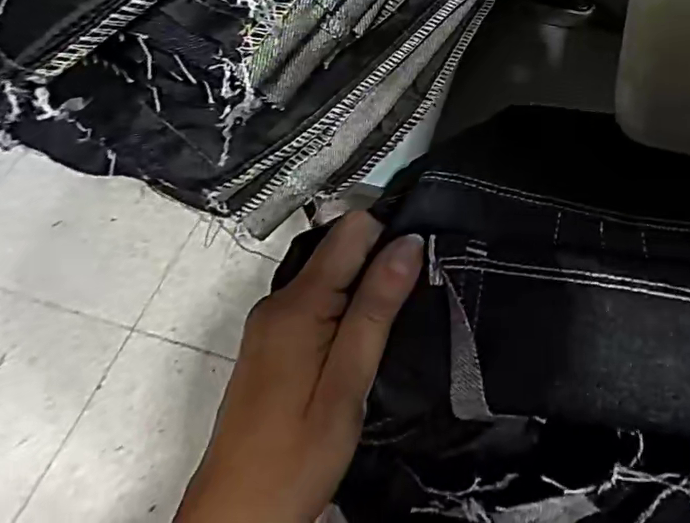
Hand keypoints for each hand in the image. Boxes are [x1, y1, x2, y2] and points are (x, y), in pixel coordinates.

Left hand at [177, 213, 423, 522]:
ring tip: (389, 330)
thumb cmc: (293, 460)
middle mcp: (278, 303)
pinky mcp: (272, 344)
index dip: (391, 237)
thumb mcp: (347, 383)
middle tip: (409, 307)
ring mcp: (271, 324)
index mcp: (296, 306)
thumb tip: (408, 243)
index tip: (418, 267)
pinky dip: (348, 309)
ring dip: (367, 288)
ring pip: (334, 274)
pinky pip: (320, 300)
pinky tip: (362, 345)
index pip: (353, 229)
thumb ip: (377, 308)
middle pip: (343, 248)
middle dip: (382, 263)